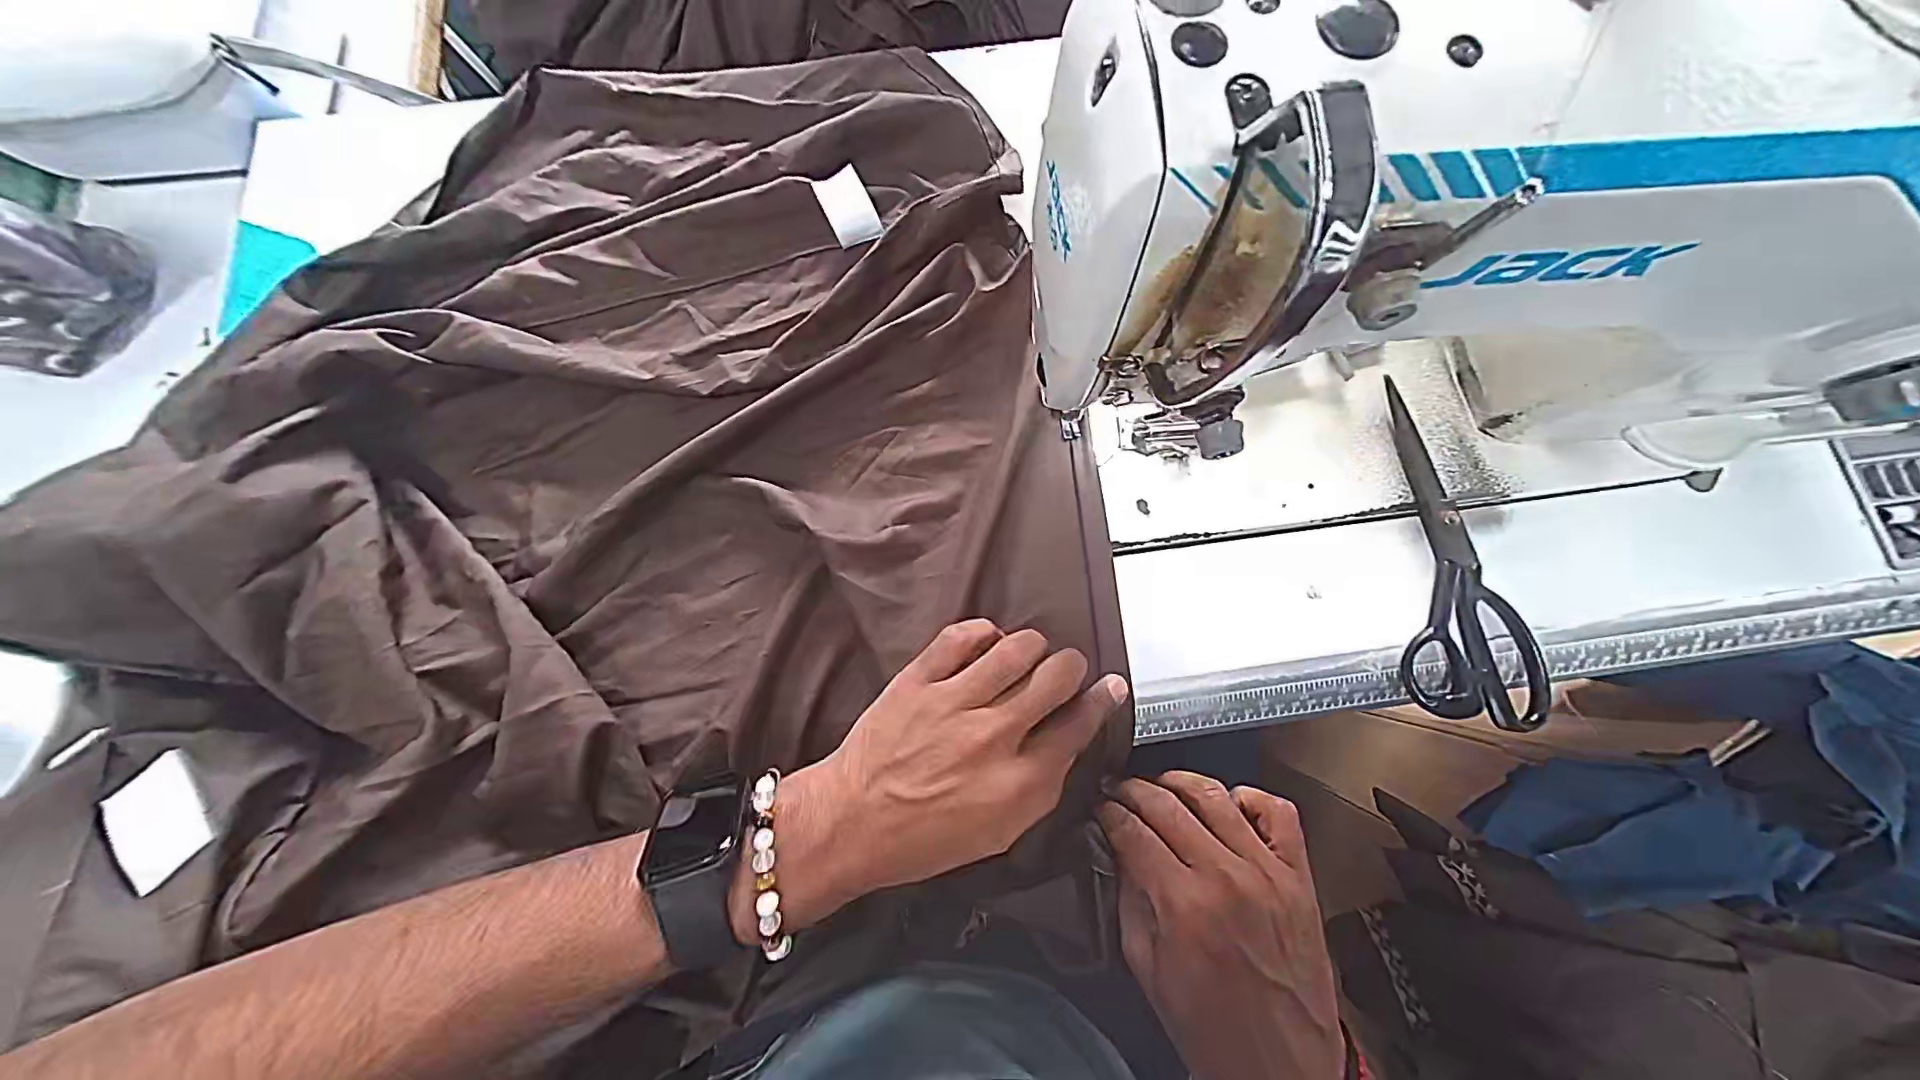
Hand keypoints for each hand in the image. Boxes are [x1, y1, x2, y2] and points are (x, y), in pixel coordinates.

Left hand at [730, 619, 1128, 942]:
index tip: (1108, 686)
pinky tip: (986, 642)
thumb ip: (1041, 787)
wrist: (852, 822)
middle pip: (1056, 677)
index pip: (1077, 726)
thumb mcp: (999, 833)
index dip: (1100, 700)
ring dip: (1032, 645)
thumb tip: (1067, 741)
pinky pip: (962, 635)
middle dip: (1070, 667)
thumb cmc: (921, 836)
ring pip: (1016, 648)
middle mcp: (991, 737)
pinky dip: (983, 631)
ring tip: (1027, 653)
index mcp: (1017, 783)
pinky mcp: (918, 681)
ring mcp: (952, 703)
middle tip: (1065, 669)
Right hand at [1098, 772, 1343, 1079]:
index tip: (1100, 809)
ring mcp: (1267, 872)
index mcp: (1183, 904)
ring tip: (1161, 788)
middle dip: (1131, 790)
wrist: (1282, 1069)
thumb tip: (1118, 852)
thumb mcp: (1147, 967)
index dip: (1107, 812)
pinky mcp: (1299, 878)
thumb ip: (1129, 899)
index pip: (1131, 829)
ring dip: (1177, 782)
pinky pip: (1277, 812)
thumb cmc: (1215, 1030)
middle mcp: (1226, 878)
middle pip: (1164, 803)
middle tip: (1119, 792)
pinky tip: (1228, 803)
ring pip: (1213, 794)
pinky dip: (1248, 796)